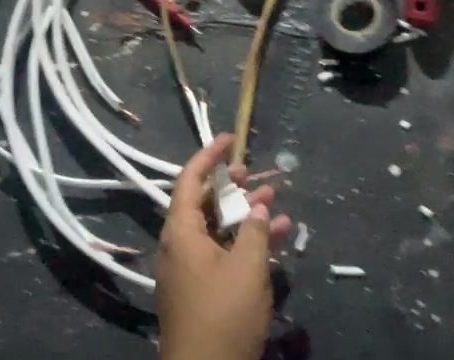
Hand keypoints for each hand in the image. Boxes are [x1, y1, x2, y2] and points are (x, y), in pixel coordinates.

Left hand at [157, 134, 293, 359]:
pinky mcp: (200, 292)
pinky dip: (244, 244)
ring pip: (217, 230)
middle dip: (230, 187)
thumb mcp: (246, 268)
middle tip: (252, 173)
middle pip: (203, 204)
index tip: (230, 139)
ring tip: (275, 202)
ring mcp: (188, 271)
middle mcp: (179, 246)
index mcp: (180, 233)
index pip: (190, 180)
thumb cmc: (223, 314)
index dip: (209, 155)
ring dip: (244, 215)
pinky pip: (221, 254)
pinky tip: (275, 238)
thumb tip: (255, 207)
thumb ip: (253, 230)